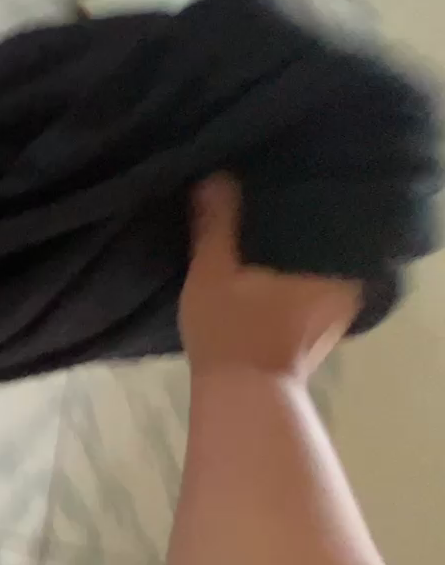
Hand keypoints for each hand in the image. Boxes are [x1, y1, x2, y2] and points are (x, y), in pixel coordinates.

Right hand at [180, 174, 363, 384]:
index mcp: (338, 270)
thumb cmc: (230, 328)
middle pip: (330, 246)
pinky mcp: (324, 328)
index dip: (315, 203)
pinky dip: (296, 276)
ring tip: (269, 232)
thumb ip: (217, 226)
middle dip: (304, 228)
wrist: (241, 388)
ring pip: (323, 269)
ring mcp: (341, 312)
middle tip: (273, 203)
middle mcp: (353, 288)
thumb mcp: (212, 272)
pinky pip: (315, 288)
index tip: (292, 185)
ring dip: (299, 254)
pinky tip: (272, 270)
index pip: (337, 223)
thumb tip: (217, 177)